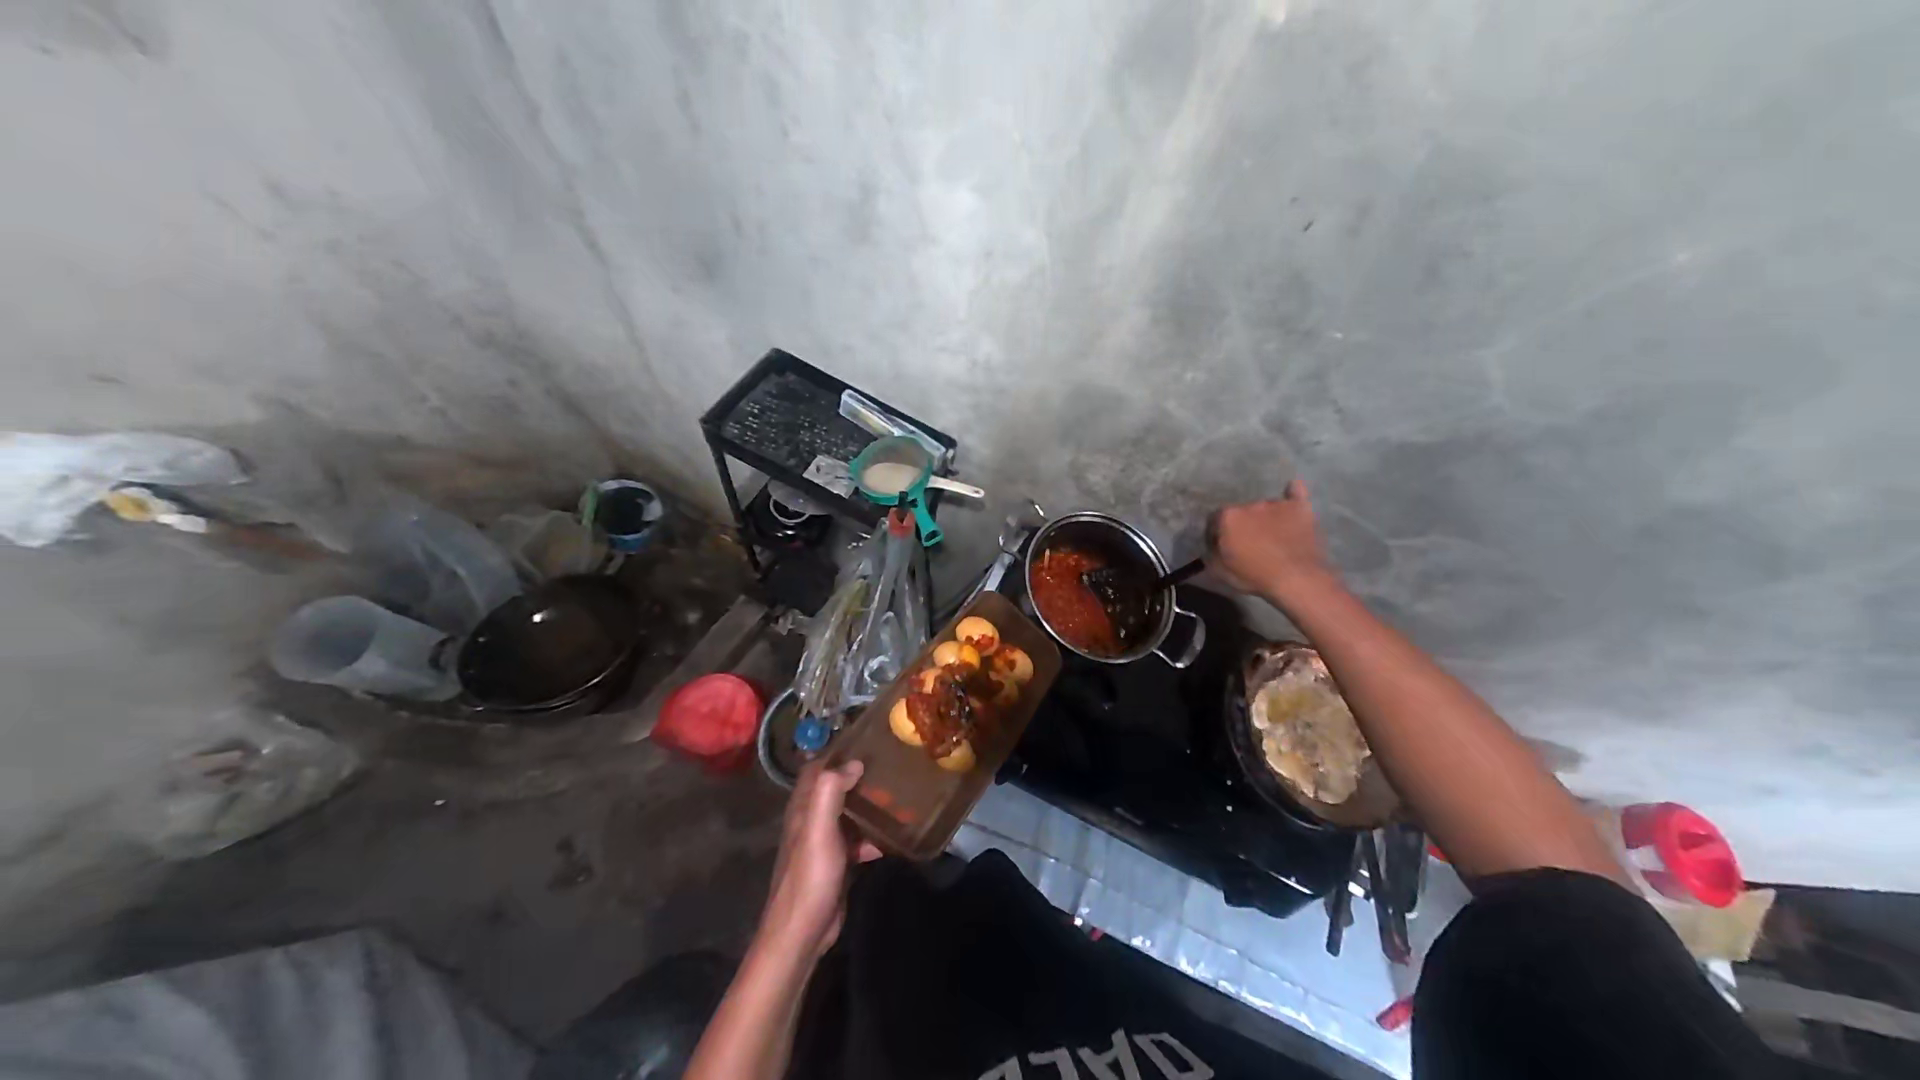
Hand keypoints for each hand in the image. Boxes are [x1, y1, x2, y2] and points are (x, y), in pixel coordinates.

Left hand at [757, 761, 881, 959]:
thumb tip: (853, 763)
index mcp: (803, 808)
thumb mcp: (819, 829)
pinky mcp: (836, 864)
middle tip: (890, 767)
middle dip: (859, 777)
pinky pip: (857, 840)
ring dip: (868, 806)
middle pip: (835, 789)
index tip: (867, 743)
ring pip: (848, 814)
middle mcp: (811, 820)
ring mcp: (824, 843)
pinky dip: (873, 835)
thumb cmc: (810, 876)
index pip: (816, 768)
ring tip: (899, 796)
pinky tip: (893, 837)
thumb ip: (831, 791)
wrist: (802, 932)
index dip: (837, 753)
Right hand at [1206, 477, 1335, 598]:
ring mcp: (1276, 504)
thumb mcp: (1220, 572)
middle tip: (1250, 544)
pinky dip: (1292, 494)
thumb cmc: (1254, 575)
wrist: (1296, 578)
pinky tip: (1292, 491)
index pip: (1215, 520)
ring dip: (1265, 518)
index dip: (1218, 534)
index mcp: (1228, 517)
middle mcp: (1250, 504)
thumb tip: (1210, 548)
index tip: (1223, 547)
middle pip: (1242, 512)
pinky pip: (1295, 493)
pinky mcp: (1300, 508)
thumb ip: (1211, 555)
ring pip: (1266, 507)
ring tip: (1273, 536)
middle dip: (1244, 525)